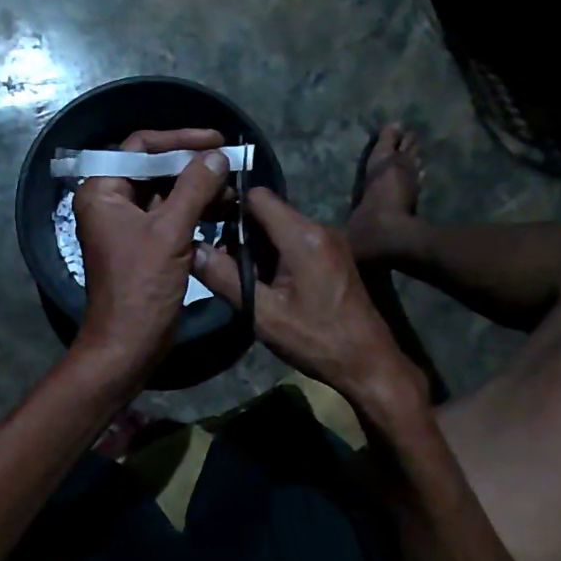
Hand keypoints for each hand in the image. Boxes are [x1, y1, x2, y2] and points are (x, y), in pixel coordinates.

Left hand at [73, 129, 230, 379]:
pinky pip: (171, 216)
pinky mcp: (145, 245)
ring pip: (167, 193)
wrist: (129, 342)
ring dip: (199, 190)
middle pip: (154, 168)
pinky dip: (196, 212)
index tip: (216, 141)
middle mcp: (111, 203)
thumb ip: (194, 188)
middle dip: (194, 167)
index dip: (179, 140)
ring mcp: (128, 225)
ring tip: (235, 194)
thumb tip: (217, 156)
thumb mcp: (170, 231)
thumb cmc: (142, 285)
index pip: (139, 147)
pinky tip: (226, 213)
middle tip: (232, 167)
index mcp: (102, 191)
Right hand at [192, 188, 427, 403]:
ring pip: (279, 228)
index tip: (207, 226)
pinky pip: (293, 242)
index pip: (258, 197)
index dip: (229, 206)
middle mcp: (319, 229)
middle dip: (239, 231)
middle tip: (216, 259)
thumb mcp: (262, 313)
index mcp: (303, 236)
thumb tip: (192, 249)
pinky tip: (262, 283)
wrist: (368, 363)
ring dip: (255, 246)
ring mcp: (329, 242)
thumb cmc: (315, 339)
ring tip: (235, 275)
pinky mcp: (333, 257)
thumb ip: (225, 277)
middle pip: (268, 212)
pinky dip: (273, 255)